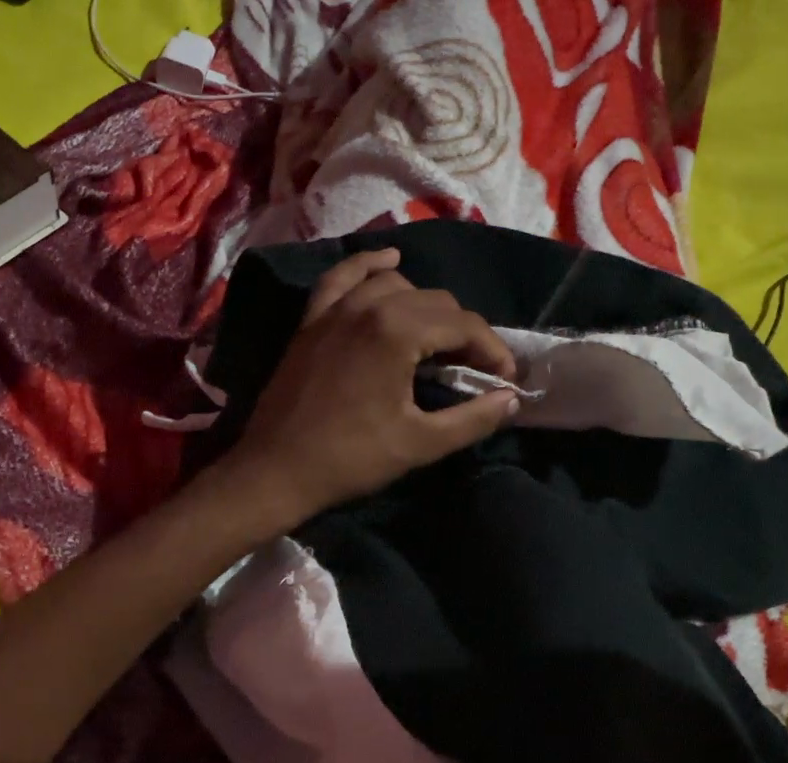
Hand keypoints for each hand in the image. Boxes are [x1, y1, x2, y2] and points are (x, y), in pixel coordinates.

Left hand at [219, 248, 518, 522]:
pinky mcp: (311, 320)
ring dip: (423, 306)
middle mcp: (368, 305)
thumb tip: (511, 399)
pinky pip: (343, 278)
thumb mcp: (420, 443)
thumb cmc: (351, 459)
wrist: (277, 470)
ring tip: (434, 342)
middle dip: (463, 333)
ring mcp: (335, 308)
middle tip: (472, 371)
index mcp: (398, 330)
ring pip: (394, 286)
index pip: (465, 325)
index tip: (505, 380)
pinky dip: (368, 268)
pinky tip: (388, 267)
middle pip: (435, 302)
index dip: (493, 352)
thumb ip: (472, 418)